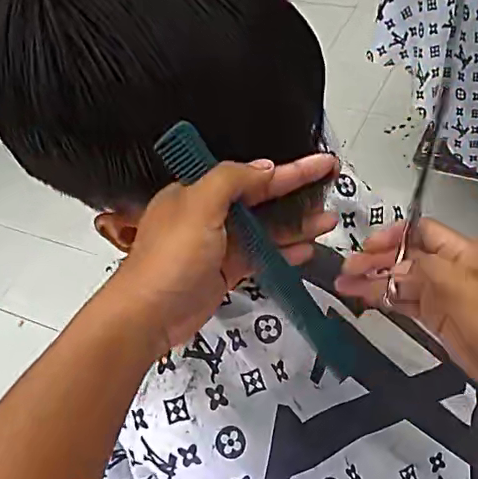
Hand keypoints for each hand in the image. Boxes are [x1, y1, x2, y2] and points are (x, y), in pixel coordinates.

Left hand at [104, 153, 338, 354]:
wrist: (149, 314)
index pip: (253, 175)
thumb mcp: (198, 206)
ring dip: (297, 226)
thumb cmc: (165, 263)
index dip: (290, 169)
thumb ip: (231, 181)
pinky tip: (305, 250)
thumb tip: (262, 167)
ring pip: (267, 231)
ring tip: (326, 221)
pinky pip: (263, 257)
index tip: (318, 164)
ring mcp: (220, 245)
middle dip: (298, 193)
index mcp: (198, 192)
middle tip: (328, 185)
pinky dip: (284, 253)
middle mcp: (210, 215)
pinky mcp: (227, 271)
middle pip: (264, 200)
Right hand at [334, 217, 477, 384]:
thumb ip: (425, 267)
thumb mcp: (458, 285)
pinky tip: (365, 297)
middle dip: (377, 259)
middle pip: (406, 256)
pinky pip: (406, 302)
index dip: (394, 236)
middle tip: (350, 268)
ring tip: (346, 284)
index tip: (370, 245)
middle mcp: (450, 270)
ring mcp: (442, 294)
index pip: (421, 232)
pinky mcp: (436, 316)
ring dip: (374, 280)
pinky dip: (385, 299)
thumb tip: (399, 262)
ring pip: (402, 280)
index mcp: (461, 253)